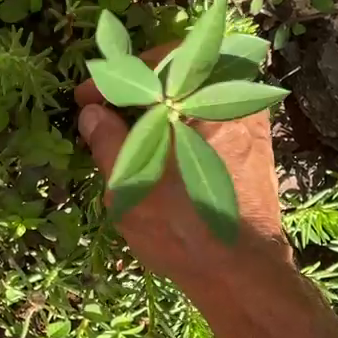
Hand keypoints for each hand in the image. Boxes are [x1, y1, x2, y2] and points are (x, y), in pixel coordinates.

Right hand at [75, 53, 291, 291]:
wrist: (239, 272)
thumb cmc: (181, 227)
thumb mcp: (131, 183)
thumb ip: (108, 140)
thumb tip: (93, 113)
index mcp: (204, 95)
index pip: (149, 64)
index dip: (110, 80)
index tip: (83, 98)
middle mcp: (233, 98)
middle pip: (176, 75)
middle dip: (135, 91)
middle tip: (104, 115)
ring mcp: (248, 123)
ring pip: (194, 98)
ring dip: (159, 110)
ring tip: (129, 136)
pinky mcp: (253, 149)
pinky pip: (211, 122)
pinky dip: (182, 128)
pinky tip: (161, 154)